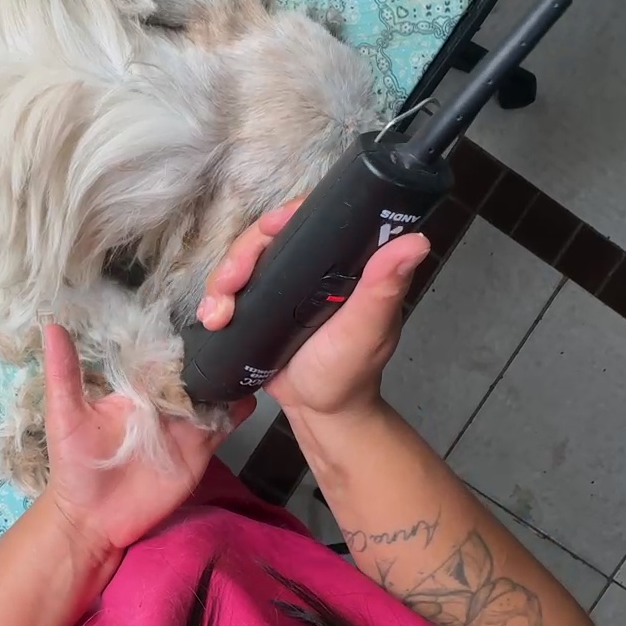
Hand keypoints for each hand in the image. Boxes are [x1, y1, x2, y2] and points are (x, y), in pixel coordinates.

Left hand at [38, 323, 251, 555]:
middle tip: (236, 323)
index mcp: (135, 389)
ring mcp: (185, 424)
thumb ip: (64, 373)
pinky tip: (251, 391)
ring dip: (231, 374)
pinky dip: (241, 407)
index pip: (161, 355)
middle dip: (213, 351)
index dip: (178, 336)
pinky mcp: (201, 448)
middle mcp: (163, 402)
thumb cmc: (75, 465)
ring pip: (216, 391)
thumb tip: (51, 325)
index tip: (199, 309)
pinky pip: (226, 423)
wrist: (93, 520)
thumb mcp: (65, 415)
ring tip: (249, 352)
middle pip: (194, 370)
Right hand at [195, 198, 430, 418]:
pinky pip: (231, 291)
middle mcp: (310, 268)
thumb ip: (383, 289)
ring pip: (243, 263)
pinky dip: (216, 301)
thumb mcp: (367, 330)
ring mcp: (281, 287)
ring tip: (216, 314)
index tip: (270, 227)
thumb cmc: (348, 372)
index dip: (288, 215)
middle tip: (229, 283)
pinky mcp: (258, 307)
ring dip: (221, 281)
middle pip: (267, 239)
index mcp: (343, 263)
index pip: (315, 220)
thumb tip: (414, 241)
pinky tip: (211, 318)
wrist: (317, 411)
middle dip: (241, 255)